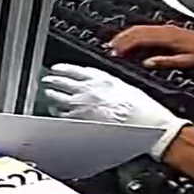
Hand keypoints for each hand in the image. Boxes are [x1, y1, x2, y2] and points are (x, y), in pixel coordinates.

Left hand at [38, 64, 186, 155]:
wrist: (145, 125)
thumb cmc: (141, 107)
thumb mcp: (124, 85)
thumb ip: (106, 81)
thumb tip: (96, 80)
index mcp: (100, 79)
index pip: (74, 69)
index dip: (63, 68)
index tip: (56, 68)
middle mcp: (87, 90)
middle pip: (62, 82)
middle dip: (53, 80)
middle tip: (48, 79)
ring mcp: (81, 105)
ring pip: (58, 97)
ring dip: (51, 94)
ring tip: (48, 92)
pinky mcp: (79, 119)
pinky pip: (61, 114)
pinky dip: (56, 111)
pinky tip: (54, 110)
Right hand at [107, 26, 193, 68]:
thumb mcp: (189, 62)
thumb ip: (165, 62)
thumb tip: (146, 63)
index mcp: (169, 37)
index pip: (140, 38)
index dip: (125, 45)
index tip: (115, 53)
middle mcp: (168, 30)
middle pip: (138, 30)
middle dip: (122, 39)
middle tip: (110, 48)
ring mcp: (170, 29)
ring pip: (142, 28)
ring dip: (128, 35)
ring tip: (117, 44)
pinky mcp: (173, 31)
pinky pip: (149, 30)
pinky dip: (138, 35)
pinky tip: (135, 41)